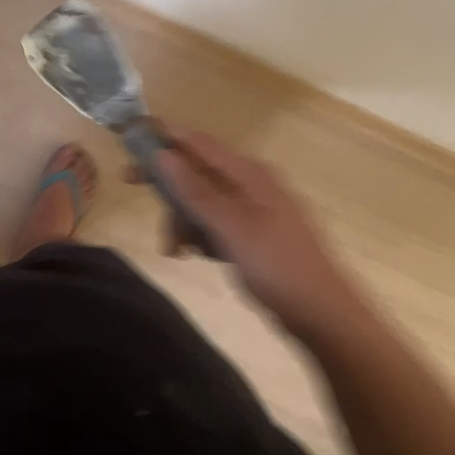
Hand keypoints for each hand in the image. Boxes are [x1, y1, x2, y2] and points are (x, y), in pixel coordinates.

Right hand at [140, 129, 373, 341]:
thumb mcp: (231, 227)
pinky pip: (216, 222)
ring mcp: (255, 209)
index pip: (196, 141)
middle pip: (196, 171)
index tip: (128, 139)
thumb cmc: (278, 267)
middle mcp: (251, 184)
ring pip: (203, 199)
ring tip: (175, 250)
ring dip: (182, 218)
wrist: (326, 318)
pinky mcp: (255, 234)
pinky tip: (197, 255)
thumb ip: (196, 190)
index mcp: (249, 174)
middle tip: (129, 186)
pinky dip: (200, 233)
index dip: (161, 136)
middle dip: (168, 186)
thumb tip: (162, 154)